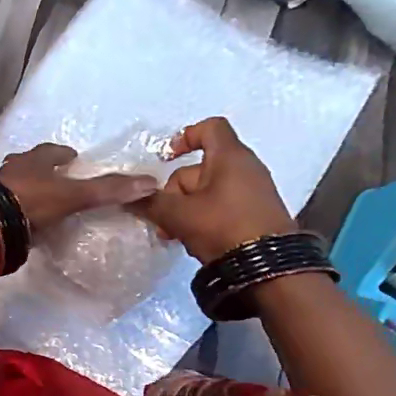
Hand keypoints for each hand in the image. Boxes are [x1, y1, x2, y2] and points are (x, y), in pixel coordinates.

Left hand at [0, 143, 158, 230]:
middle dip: (39, 169)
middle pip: (27, 164)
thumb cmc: (31, 202)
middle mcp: (11, 170)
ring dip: (22, 188)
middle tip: (52, 177)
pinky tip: (17, 221)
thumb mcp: (73, 196)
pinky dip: (10, 209)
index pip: (51, 151)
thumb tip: (150, 182)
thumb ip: (107, 190)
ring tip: (35, 200)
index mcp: (33, 161)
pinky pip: (0, 206)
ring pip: (11, 183)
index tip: (71, 157)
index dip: (62, 154)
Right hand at [137, 117, 295, 260]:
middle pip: (199, 168)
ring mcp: (252, 191)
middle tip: (162, 217)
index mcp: (230, 157)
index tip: (165, 159)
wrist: (267, 267)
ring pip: (207, 191)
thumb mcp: (178, 215)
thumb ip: (150, 202)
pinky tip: (190, 239)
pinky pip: (221, 206)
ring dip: (185, 209)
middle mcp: (245, 168)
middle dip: (175, 191)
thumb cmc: (223, 227)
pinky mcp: (255, 213)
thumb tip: (128, 196)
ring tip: (173, 234)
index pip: (209, 128)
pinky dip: (202, 217)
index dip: (184, 137)